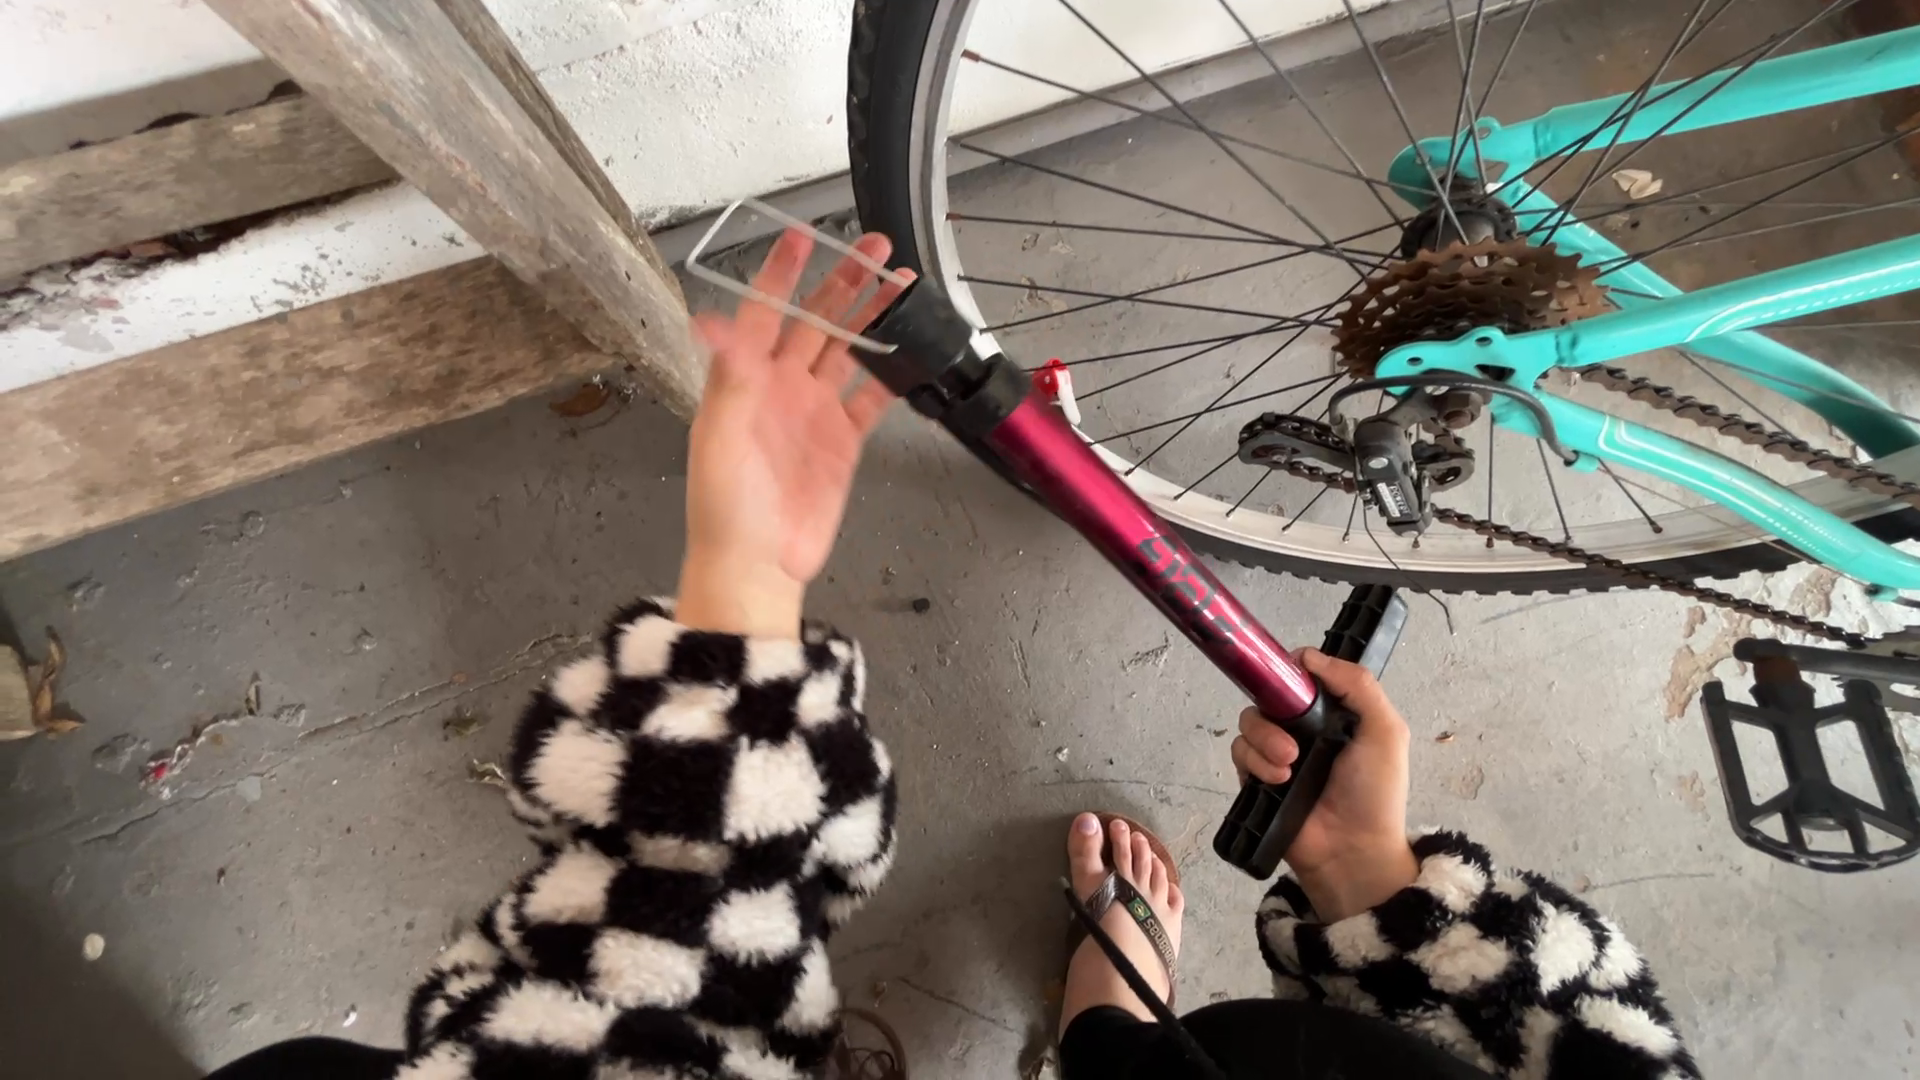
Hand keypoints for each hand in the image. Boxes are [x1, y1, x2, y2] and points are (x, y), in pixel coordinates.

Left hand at [679, 228, 913, 637]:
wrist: (760, 563)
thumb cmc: (727, 506)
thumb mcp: (721, 438)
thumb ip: (730, 379)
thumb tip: (713, 321)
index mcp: (746, 380)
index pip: (765, 311)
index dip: (782, 272)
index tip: (802, 237)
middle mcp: (782, 387)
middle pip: (817, 322)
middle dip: (845, 283)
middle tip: (874, 250)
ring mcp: (815, 412)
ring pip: (848, 352)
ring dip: (872, 320)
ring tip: (901, 287)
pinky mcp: (843, 442)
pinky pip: (871, 400)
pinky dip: (891, 377)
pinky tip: (909, 355)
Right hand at [1230, 648, 1417, 920]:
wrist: (1352, 851)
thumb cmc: (1375, 793)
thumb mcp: (1385, 732)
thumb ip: (1357, 685)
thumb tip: (1307, 655)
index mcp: (1331, 711)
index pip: (1298, 675)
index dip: (1289, 672)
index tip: (1289, 682)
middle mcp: (1300, 726)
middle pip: (1267, 696)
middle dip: (1273, 718)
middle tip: (1293, 747)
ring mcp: (1276, 750)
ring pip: (1249, 723)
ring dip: (1265, 744)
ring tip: (1287, 770)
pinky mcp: (1255, 774)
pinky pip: (1239, 751)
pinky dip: (1255, 764)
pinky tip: (1277, 781)